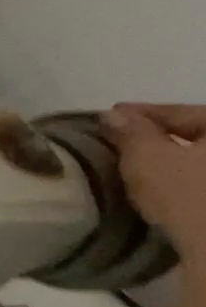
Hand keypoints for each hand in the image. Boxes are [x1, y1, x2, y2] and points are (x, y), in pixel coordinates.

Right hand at [103, 104, 205, 259]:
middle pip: (200, 133)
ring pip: (203, 158)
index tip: (109, 115)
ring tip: (143, 164)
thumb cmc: (188, 194)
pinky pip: (205, 179)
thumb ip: (131, 132)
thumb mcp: (147, 158)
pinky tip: (169, 186)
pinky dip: (190, 177)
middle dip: (163, 135)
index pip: (184, 112)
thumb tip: (114, 114)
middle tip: (123, 140)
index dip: (143, 112)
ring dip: (178, 157)